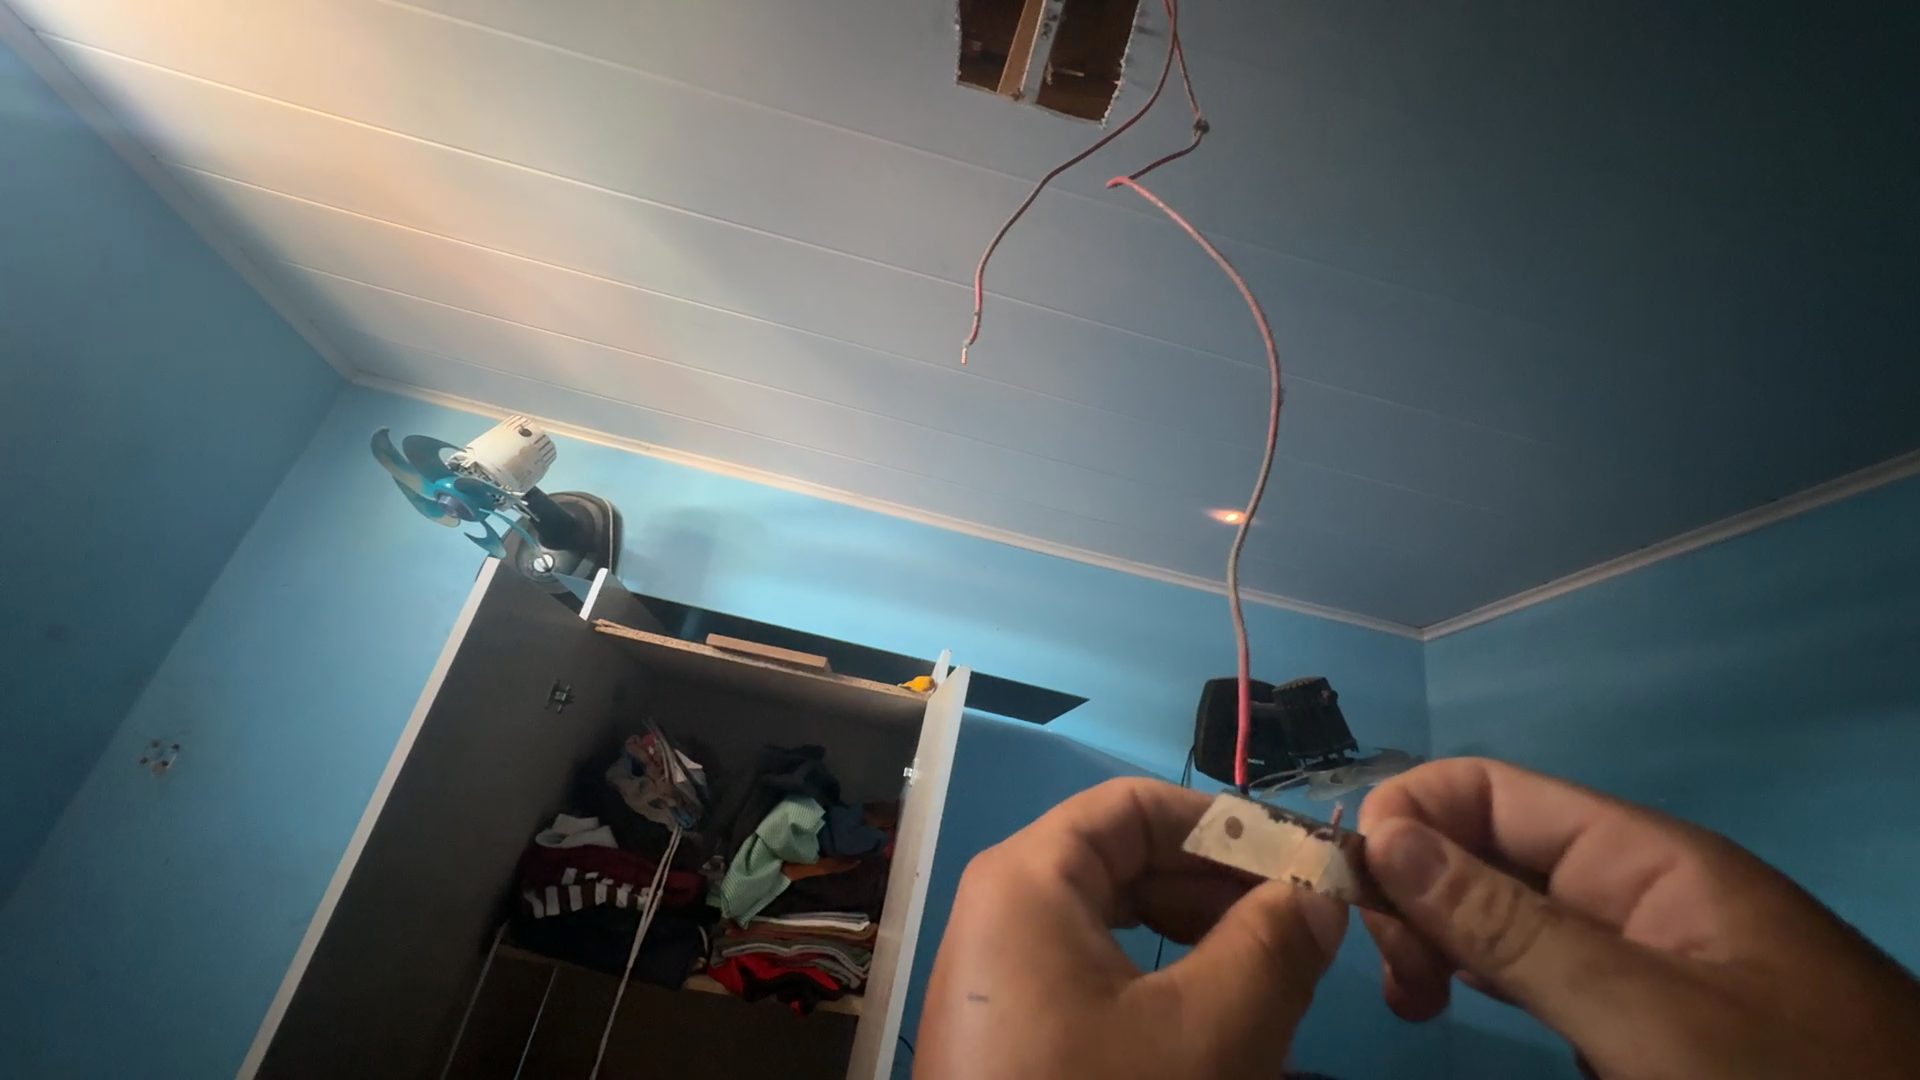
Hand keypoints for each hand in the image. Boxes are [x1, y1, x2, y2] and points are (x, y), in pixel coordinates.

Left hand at [915, 778, 1347, 1078]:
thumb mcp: (1205, 1037)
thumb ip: (1272, 950)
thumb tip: (1318, 892)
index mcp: (1027, 874)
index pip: (1133, 806)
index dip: (1221, 823)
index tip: (1299, 856)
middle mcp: (1002, 902)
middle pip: (1120, 854)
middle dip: (1213, 880)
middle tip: (1298, 917)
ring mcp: (999, 963)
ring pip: (1110, 912)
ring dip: (1193, 926)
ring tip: (1269, 960)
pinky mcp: (1009, 1019)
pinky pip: (1089, 963)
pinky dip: (1155, 972)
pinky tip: (1209, 1004)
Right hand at [1357, 758, 1919, 1077]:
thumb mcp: (1651, 1017)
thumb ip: (1508, 925)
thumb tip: (1379, 838)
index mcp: (1641, 855)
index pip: (1484, 787)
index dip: (1408, 814)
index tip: (1362, 886)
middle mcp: (1620, 883)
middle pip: (1475, 842)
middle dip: (1413, 887)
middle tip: (1397, 973)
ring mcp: (1619, 945)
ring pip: (1484, 900)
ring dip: (1427, 930)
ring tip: (1410, 997)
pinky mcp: (1619, 1000)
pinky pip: (1513, 953)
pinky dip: (1463, 965)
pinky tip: (1444, 997)